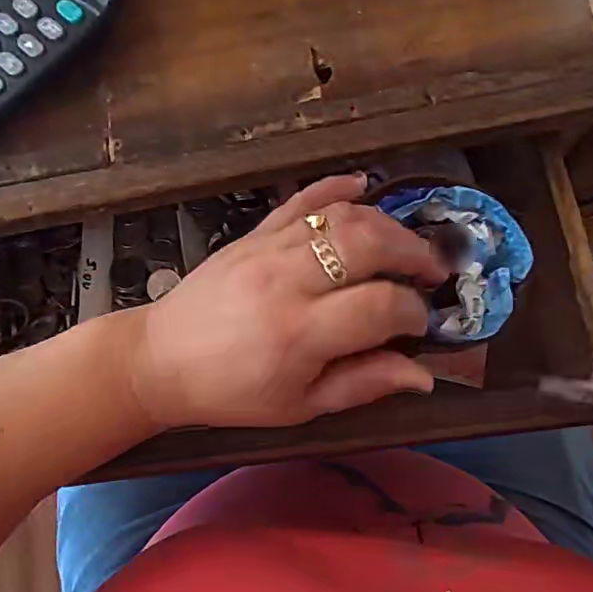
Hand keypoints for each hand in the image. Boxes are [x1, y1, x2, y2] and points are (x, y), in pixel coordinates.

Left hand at [120, 173, 451, 430]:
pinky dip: (337, 186)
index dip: (415, 312)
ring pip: (342, 217)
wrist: (160, 360)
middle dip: (414, 253)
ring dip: (388, 224)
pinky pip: (301, 199)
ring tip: (407, 246)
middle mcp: (287, 281)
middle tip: (432, 272)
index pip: (381, 306)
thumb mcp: (301, 406)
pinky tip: (365, 185)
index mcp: (299, 334)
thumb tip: (424, 376)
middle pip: (369, 244)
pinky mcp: (254, 233)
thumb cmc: (234, 392)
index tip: (421, 324)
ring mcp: (268, 248)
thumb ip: (364, 384)